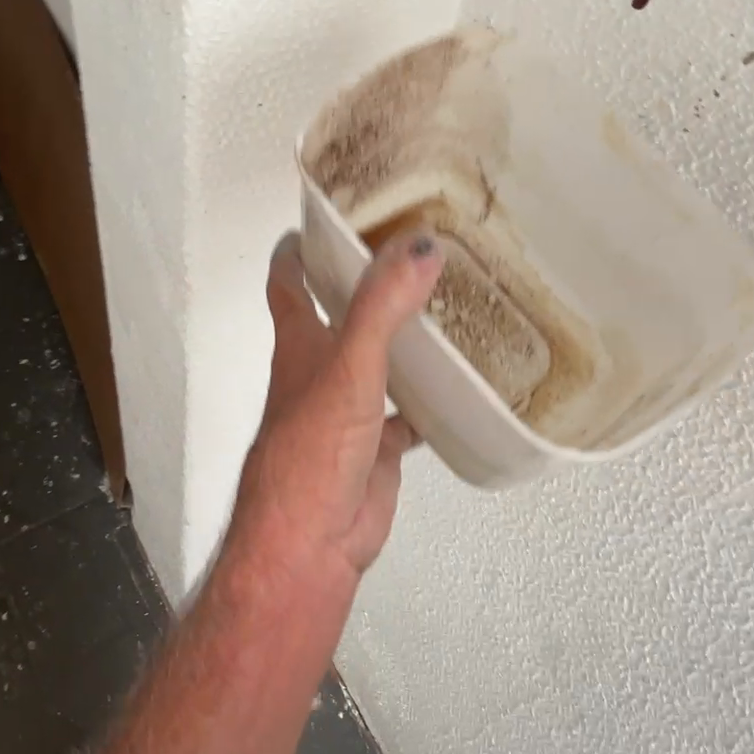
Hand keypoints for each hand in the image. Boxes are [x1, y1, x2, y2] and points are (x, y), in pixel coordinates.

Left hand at [227, 229, 443, 579]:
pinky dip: (431, 398)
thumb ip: (381, 306)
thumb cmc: (315, 448)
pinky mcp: (375, 443)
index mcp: (300, 341)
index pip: (289, 280)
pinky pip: (408, 411)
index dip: (302, 245)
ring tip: (453, 306)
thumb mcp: (349, 366)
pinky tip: (465, 384)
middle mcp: (319, 366)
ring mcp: (348, 406)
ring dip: (406, 336)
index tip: (334, 212)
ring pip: (379, 358)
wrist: (312, 541)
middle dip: (371, 281)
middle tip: (420, 251)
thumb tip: (420, 244)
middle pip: (341, 312)